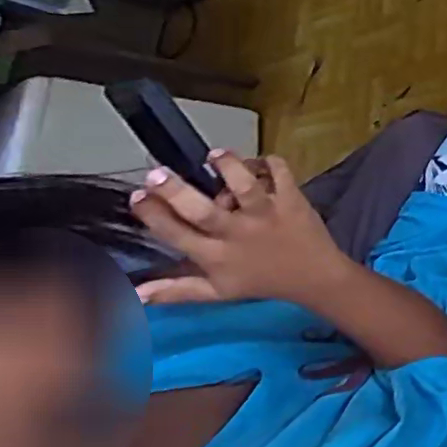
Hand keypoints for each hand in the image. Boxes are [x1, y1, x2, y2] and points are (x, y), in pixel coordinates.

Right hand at [128, 151, 350, 305]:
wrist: (313, 273)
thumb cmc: (262, 281)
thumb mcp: (216, 292)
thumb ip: (175, 291)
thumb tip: (133, 292)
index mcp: (213, 255)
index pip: (175, 233)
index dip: (152, 215)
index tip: (136, 196)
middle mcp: (237, 232)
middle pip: (202, 210)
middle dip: (177, 192)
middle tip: (157, 173)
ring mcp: (268, 214)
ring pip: (245, 188)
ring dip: (230, 169)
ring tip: (215, 154)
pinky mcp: (294, 201)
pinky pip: (283, 177)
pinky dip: (273, 165)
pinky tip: (261, 158)